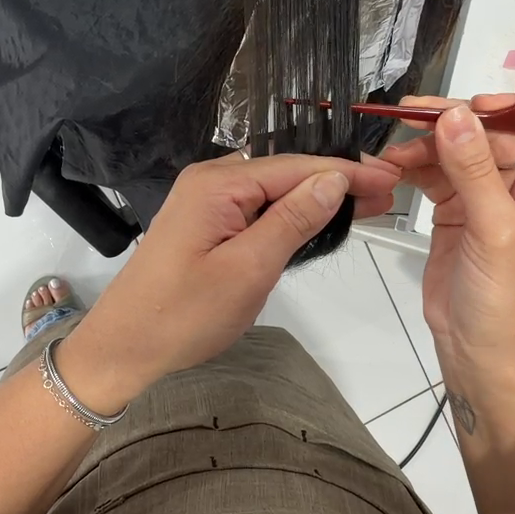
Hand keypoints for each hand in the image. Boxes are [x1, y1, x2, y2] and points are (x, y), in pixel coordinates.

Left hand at [59, 152, 400, 409]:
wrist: (123, 347)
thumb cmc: (184, 314)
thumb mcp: (248, 269)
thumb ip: (292, 220)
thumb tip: (333, 179)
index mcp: (218, 183)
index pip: (296, 166)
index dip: (346, 173)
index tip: (391, 180)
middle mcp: (210, 180)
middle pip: (285, 172)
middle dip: (335, 183)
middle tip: (386, 197)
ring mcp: (204, 201)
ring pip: (272, 191)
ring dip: (315, 199)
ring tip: (365, 208)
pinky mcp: (203, 223)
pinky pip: (255, 208)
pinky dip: (289, 215)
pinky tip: (317, 221)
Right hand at [380, 95, 514, 376]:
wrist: (477, 352)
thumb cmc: (507, 299)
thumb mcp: (495, 231)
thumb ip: (473, 171)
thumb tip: (454, 114)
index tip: (476, 105)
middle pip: (495, 133)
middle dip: (456, 123)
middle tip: (413, 115)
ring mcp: (489, 196)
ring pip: (460, 150)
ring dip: (427, 145)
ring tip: (394, 148)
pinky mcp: (456, 209)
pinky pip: (436, 174)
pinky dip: (414, 167)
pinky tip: (392, 165)